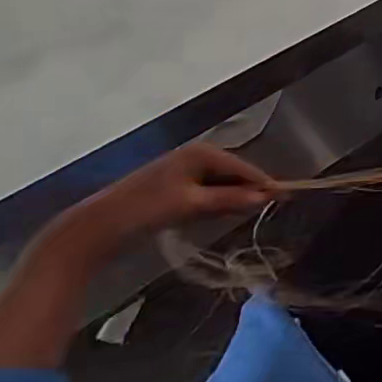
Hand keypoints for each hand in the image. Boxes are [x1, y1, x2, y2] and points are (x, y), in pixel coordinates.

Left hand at [34, 142, 280, 277]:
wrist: (93, 229)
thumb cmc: (144, 210)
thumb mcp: (192, 204)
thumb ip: (231, 198)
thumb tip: (266, 196)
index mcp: (201, 152)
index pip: (244, 167)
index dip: (265, 184)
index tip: (287, 198)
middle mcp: (194, 156)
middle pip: (234, 175)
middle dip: (245, 193)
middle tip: (260, 212)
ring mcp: (183, 171)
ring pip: (221, 185)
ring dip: (230, 201)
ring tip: (237, 216)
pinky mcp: (174, 188)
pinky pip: (207, 193)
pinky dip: (215, 205)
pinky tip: (213, 216)